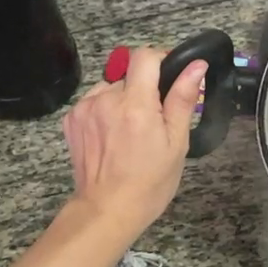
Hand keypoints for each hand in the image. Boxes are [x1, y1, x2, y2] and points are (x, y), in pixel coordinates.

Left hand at [62, 48, 205, 238]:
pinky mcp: (71, 119)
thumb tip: (196, 67)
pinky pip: (94, 101)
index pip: (144, 56)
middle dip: (143, 90)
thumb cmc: (149, 182)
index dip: (160, 60)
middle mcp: (106, 100)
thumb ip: (183, 99)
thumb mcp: (176, 143)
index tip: (169, 77)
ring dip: (123, 100)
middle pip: (128, 74)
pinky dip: (105, 111)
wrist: (107, 209)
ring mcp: (84, 108)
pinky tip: (113, 136)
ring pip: (110, 87)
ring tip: (130, 132)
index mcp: (136, 105)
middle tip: (154, 120)